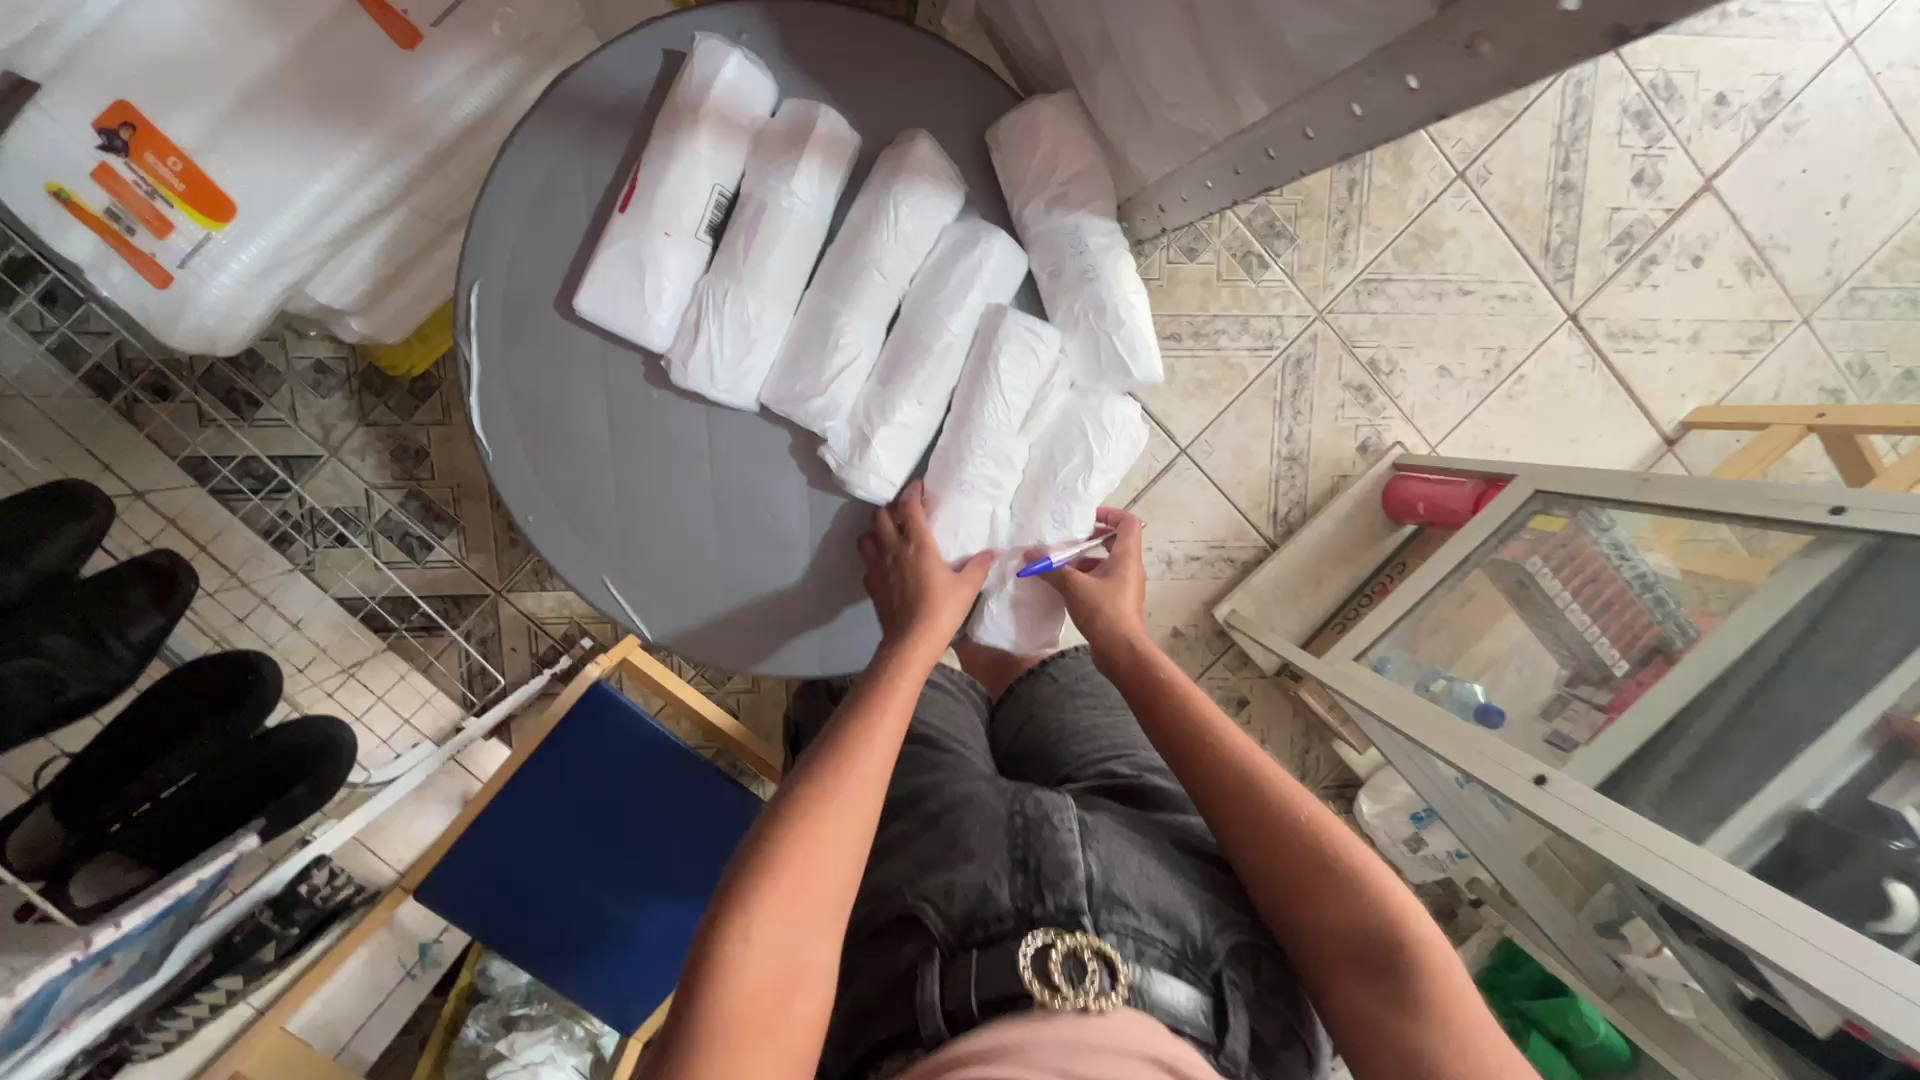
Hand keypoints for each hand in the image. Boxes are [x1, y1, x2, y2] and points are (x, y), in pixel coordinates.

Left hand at [859, 481, 991, 655]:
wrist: (911, 641)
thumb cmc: (941, 610)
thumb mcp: (967, 587)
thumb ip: (979, 566)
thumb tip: (992, 552)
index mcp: (917, 543)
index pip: (908, 506)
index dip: (912, 492)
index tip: (919, 487)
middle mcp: (893, 548)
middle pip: (881, 515)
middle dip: (891, 508)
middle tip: (905, 512)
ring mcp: (876, 565)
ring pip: (866, 535)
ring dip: (876, 529)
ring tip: (889, 534)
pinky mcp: (870, 583)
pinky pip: (866, 561)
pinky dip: (873, 556)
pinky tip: (885, 564)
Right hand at [1037, 506, 1149, 666]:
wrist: (1121, 651)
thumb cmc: (1103, 611)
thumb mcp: (1073, 585)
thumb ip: (1051, 568)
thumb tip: (1030, 555)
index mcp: (1127, 557)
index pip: (1127, 522)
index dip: (1110, 514)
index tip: (1087, 518)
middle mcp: (1130, 568)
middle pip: (1116, 542)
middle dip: (1091, 538)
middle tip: (1068, 540)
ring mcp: (1126, 587)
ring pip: (1107, 564)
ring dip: (1085, 561)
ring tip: (1060, 564)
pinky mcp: (1118, 604)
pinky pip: (1103, 582)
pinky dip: (1086, 579)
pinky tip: (1065, 587)